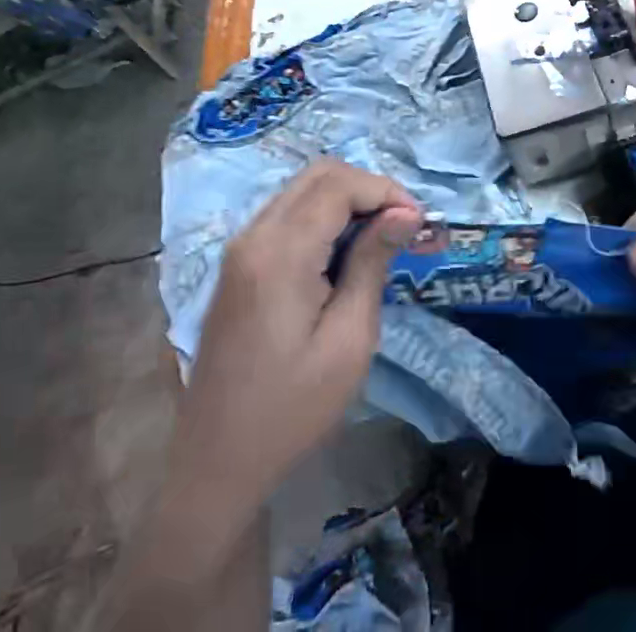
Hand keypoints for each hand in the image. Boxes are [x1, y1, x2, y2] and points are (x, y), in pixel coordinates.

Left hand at [179, 160, 423, 499]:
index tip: (419, 223)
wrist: (216, 459)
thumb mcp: (350, 338)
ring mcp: (239, 250)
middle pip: (317, 175)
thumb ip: (372, 263)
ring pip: (301, 191)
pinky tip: (347, 252)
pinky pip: (287, 216)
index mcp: (279, 253)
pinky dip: (324, 218)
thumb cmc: (293, 407)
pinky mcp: (238, 266)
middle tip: (405, 226)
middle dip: (369, 189)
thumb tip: (405, 212)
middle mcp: (252, 236)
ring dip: (348, 201)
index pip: (338, 185)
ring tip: (384, 238)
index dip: (386, 191)